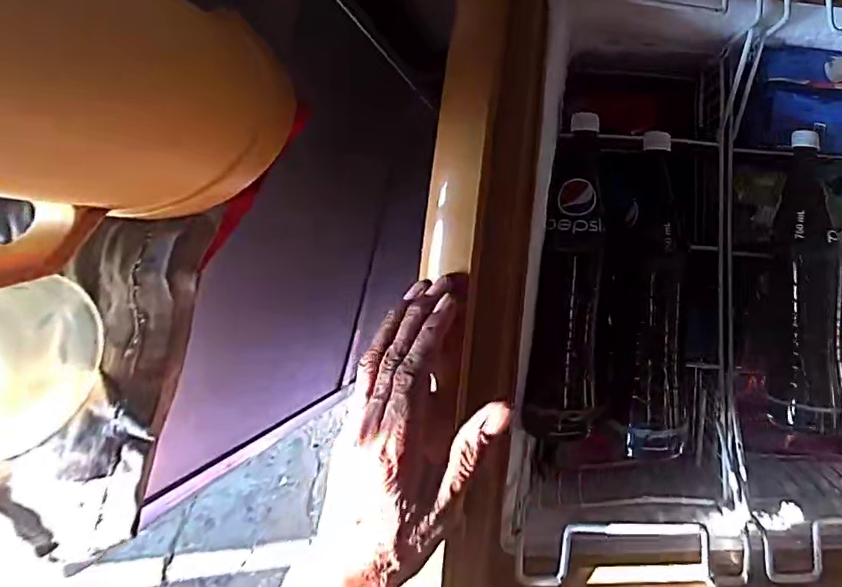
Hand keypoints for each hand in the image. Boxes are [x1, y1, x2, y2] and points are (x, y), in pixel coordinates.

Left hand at [305, 275, 511, 586]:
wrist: (344, 573)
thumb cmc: (393, 543)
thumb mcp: (444, 508)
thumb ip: (470, 454)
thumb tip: (498, 412)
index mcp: (395, 441)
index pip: (413, 367)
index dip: (432, 329)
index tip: (449, 302)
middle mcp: (370, 427)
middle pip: (393, 354)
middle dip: (418, 312)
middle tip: (438, 284)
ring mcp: (355, 427)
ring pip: (373, 360)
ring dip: (395, 322)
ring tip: (413, 293)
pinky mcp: (348, 431)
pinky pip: (363, 375)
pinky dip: (379, 345)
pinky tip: (390, 334)